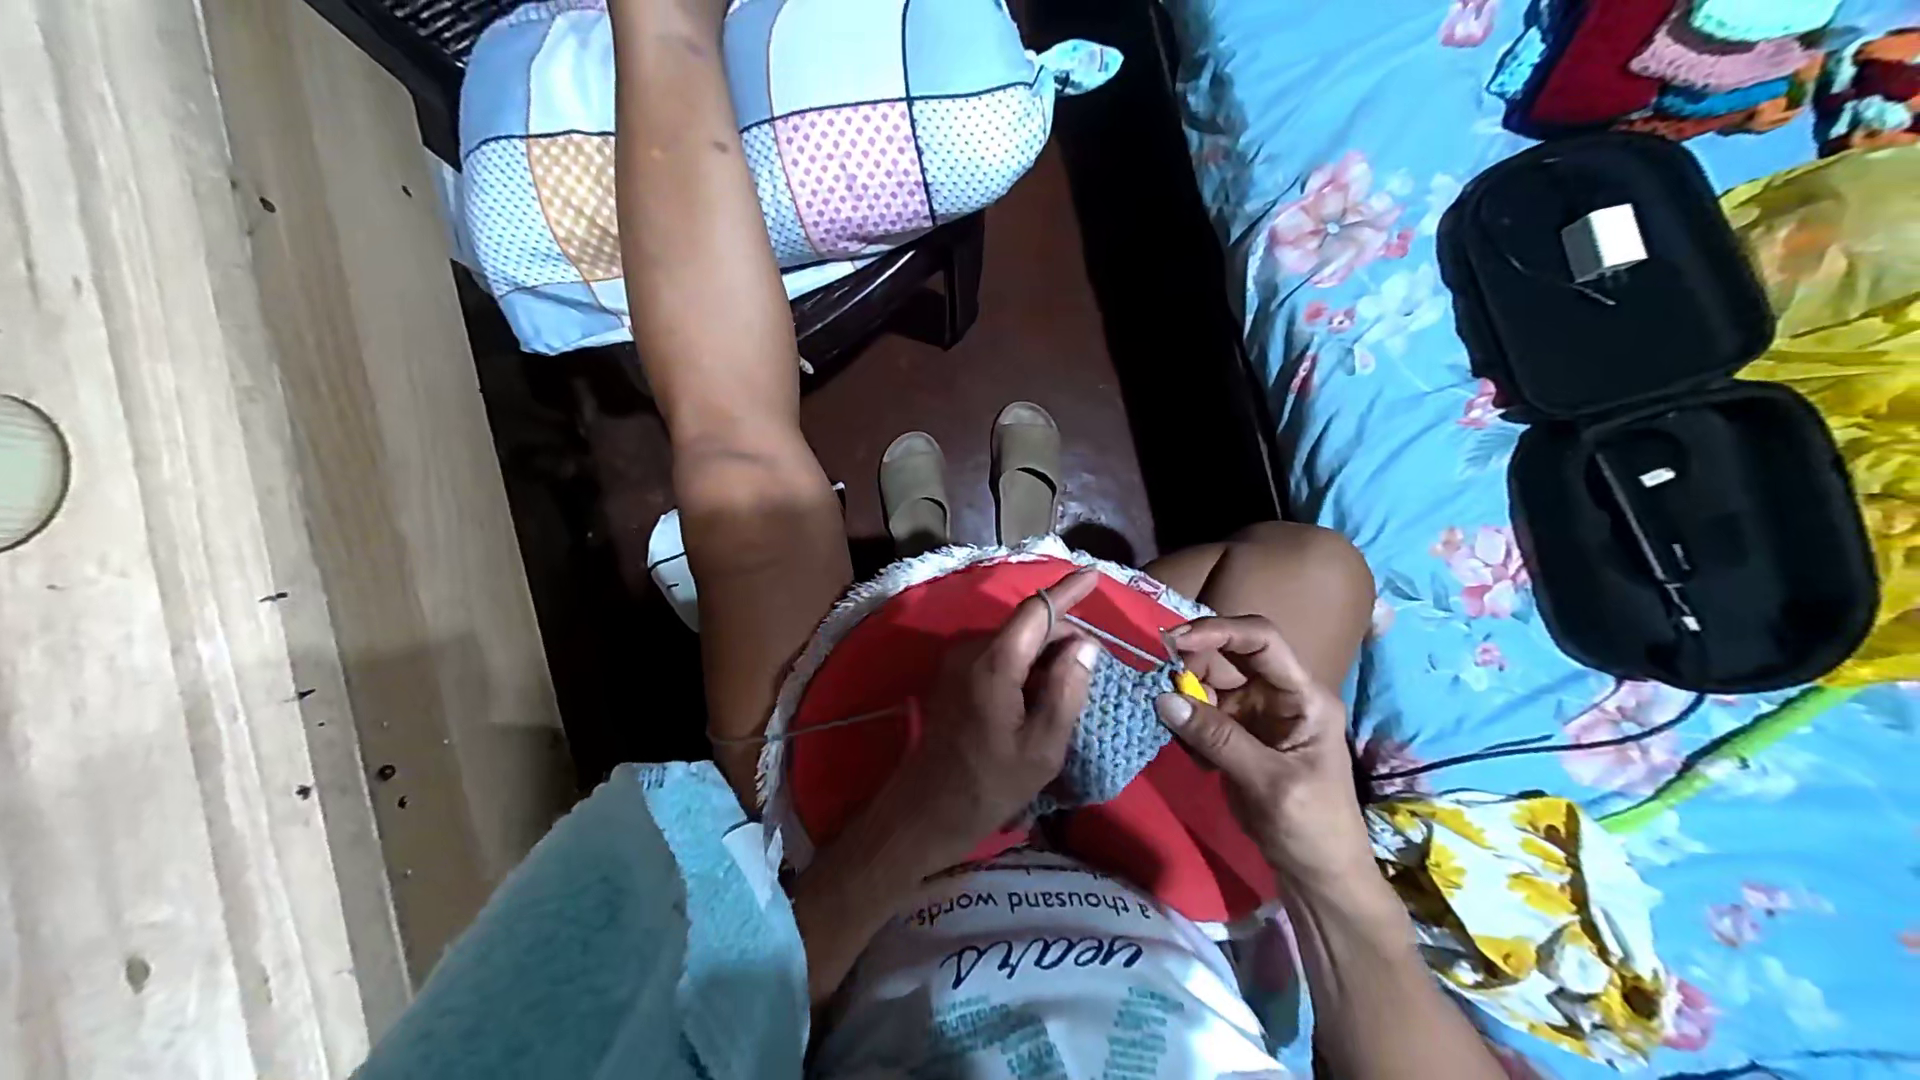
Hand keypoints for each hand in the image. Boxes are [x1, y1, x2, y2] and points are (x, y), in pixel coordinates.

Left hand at [883, 567, 1103, 871]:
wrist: (926, 810)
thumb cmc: (989, 785)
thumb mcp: (1043, 746)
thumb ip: (1067, 690)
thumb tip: (1085, 644)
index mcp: (993, 663)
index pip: (1036, 611)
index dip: (1067, 591)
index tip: (1094, 575)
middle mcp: (969, 650)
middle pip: (1025, 625)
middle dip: (1062, 634)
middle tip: (1093, 663)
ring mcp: (955, 661)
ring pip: (1012, 641)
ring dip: (1044, 652)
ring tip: (1070, 684)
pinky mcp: (951, 675)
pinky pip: (997, 655)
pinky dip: (1024, 664)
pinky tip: (1040, 693)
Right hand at [1154, 615, 1376, 893]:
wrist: (1318, 877)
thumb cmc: (1312, 827)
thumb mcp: (1269, 782)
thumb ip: (1218, 738)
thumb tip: (1164, 698)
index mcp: (1302, 695)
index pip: (1261, 640)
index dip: (1219, 631)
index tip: (1175, 641)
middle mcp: (1276, 694)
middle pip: (1227, 655)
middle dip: (1190, 663)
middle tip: (1159, 683)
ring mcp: (1253, 713)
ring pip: (1207, 681)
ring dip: (1183, 695)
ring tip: (1176, 730)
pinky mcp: (1233, 733)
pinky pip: (1199, 710)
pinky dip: (1185, 723)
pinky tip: (1192, 755)